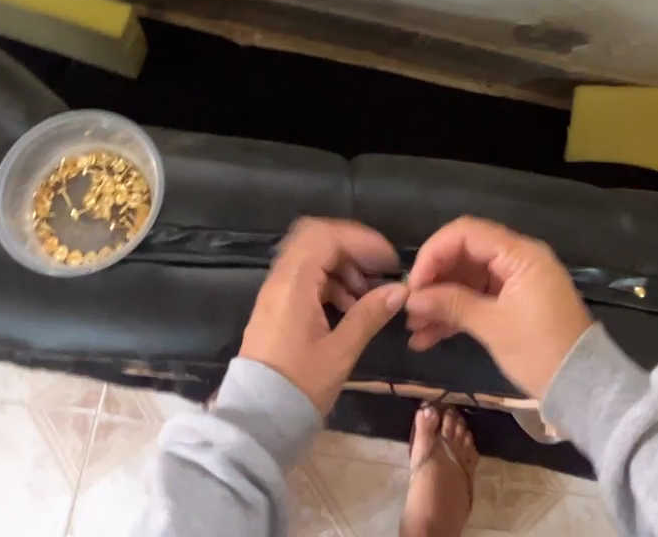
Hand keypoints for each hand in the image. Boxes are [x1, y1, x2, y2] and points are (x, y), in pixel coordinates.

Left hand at [239, 217, 407, 412]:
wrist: (257, 420)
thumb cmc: (300, 386)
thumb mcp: (340, 352)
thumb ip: (369, 315)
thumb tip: (399, 290)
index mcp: (294, 283)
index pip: (328, 237)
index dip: (362, 241)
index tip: (389, 259)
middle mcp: (281, 278)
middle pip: (316, 238)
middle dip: (350, 248)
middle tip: (375, 269)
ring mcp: (275, 291)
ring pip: (310, 256)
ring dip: (340, 265)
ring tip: (365, 295)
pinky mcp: (276, 305)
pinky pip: (304, 276)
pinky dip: (328, 281)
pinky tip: (347, 307)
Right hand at [404, 216, 592, 398]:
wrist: (584, 391)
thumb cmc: (542, 351)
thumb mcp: (494, 327)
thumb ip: (452, 305)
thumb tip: (412, 298)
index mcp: (520, 254)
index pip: (466, 233)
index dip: (434, 252)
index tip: (414, 283)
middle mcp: (517, 260)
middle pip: (464, 255)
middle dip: (434, 280)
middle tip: (409, 307)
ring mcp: (515, 283)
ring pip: (467, 280)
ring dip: (441, 301)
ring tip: (414, 329)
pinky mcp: (514, 304)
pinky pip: (478, 299)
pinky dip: (456, 315)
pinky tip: (429, 337)